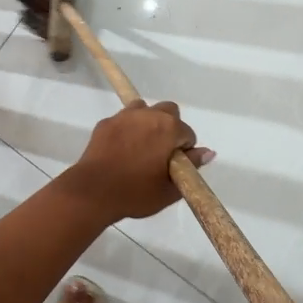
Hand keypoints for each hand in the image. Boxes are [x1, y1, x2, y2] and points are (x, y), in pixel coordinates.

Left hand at [60, 101, 212, 221]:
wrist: (94, 191)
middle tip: (161, 154)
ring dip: (148, 123)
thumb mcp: (169, 189)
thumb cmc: (136, 193)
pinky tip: (121, 150)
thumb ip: (191, 167)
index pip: (187, 133)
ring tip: (141, 148)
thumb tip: (208, 152)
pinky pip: (123, 119)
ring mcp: (124, 116)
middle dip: (170, 128)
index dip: (184, 150)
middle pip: (168, 111)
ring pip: (144, 109)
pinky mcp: (106, 122)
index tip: (174, 166)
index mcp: (168, 128)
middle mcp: (148, 114)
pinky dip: (128, 129)